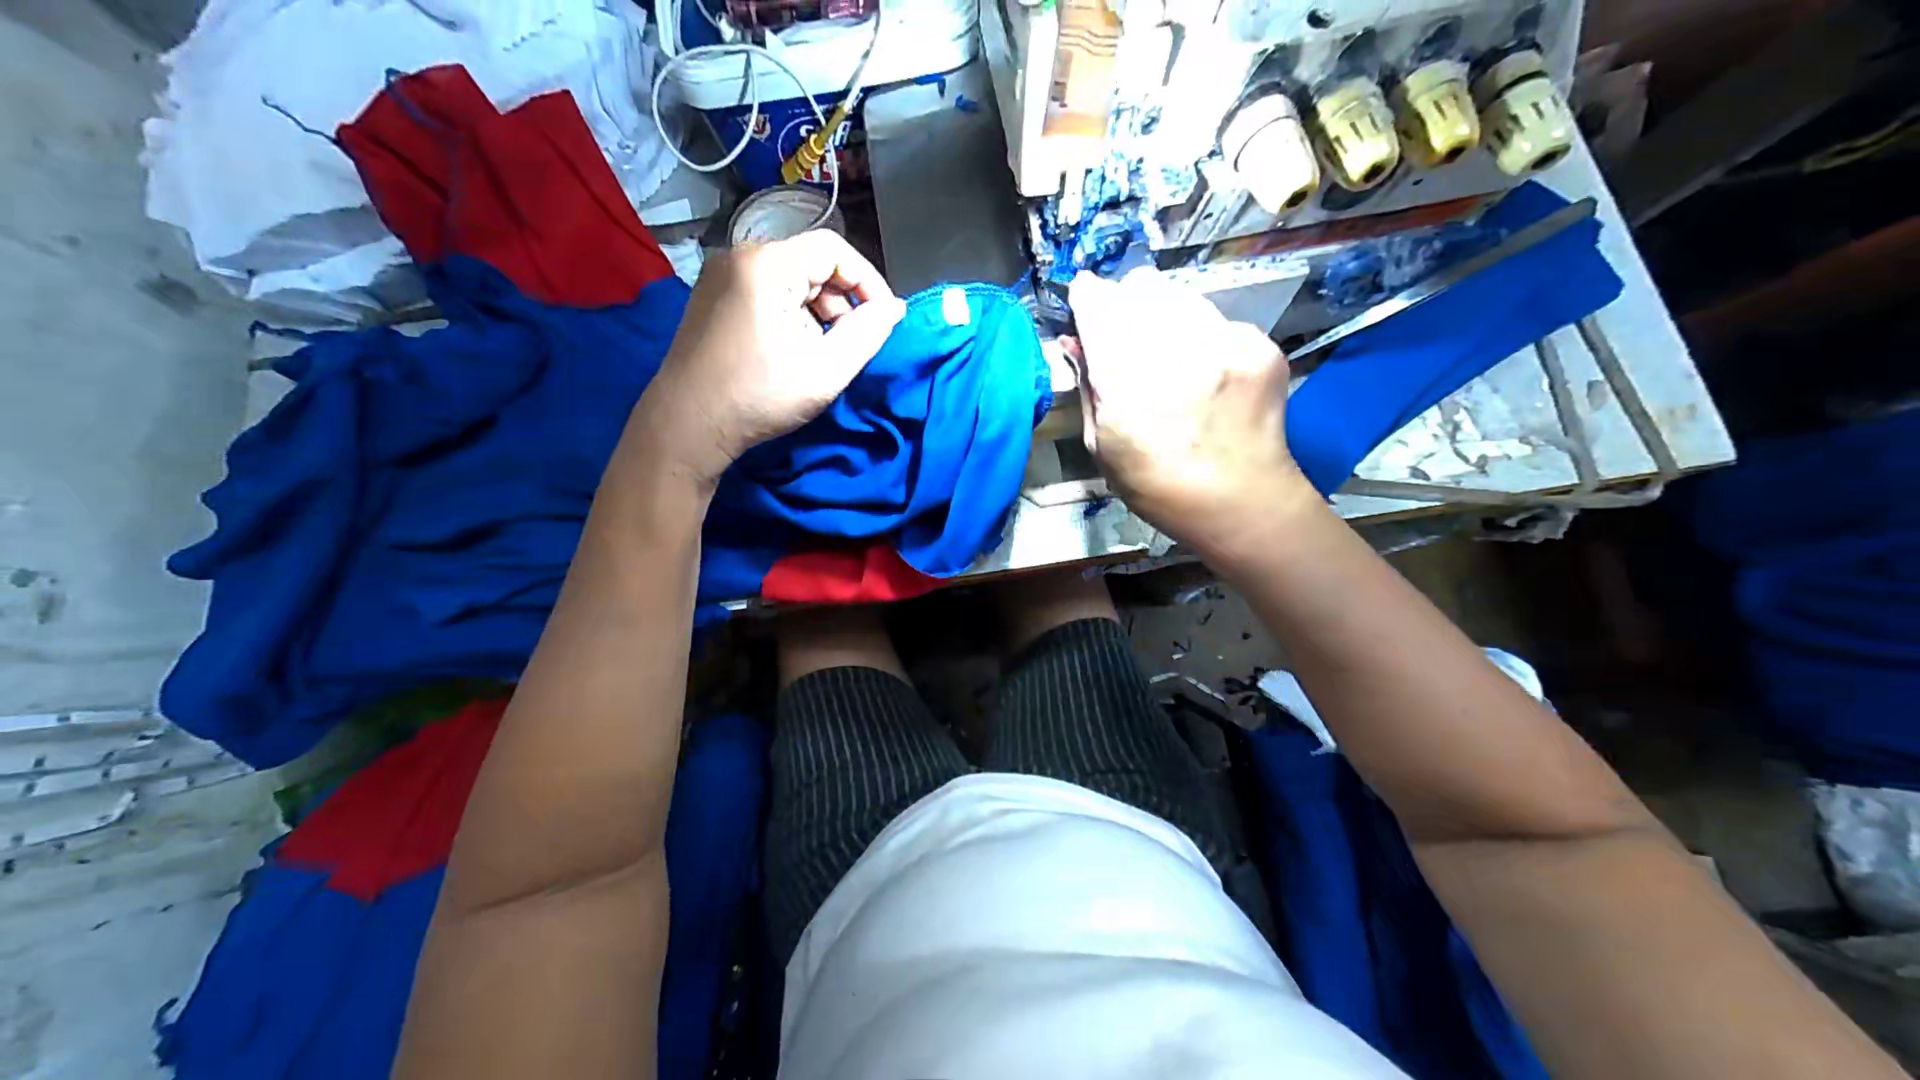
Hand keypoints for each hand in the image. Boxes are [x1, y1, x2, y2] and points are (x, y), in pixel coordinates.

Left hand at [639, 230, 906, 484]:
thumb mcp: (827, 369)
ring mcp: (720, 277)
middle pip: (810, 262)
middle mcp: (739, 257)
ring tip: (820, 353)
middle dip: (841, 300)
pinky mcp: (712, 298)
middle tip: (849, 344)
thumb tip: (894, 308)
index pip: (834, 249)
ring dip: (817, 311)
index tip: (881, 320)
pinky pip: (766, 292)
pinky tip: (792, 351)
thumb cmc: (759, 396)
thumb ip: (868, 333)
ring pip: (790, 279)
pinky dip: (791, 314)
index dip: (867, 281)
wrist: (686, 425)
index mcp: (766, 264)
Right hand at [1066, 268, 1317, 557]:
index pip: (1098, 304)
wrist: (1241, 502)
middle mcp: (1177, 351)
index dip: (1087, 298)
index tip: (1084, 302)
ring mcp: (1225, 344)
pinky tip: (1202, 370)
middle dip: (1124, 302)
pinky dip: (1201, 335)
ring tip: (1165, 354)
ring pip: (1180, 295)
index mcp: (1127, 384)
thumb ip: (1088, 387)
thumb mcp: (1102, 447)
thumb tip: (1076, 341)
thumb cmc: (1157, 486)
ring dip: (1162, 313)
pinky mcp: (1259, 345)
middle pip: (1140, 287)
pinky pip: (1216, 319)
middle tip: (1124, 333)